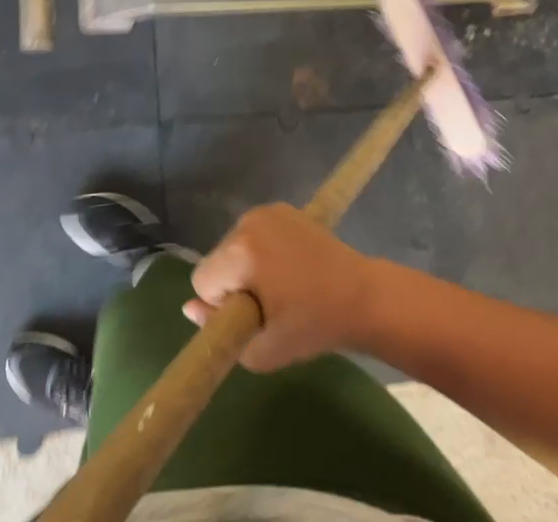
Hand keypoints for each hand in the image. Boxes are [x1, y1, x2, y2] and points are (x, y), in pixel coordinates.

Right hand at [183, 204, 377, 371]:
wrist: (366, 298)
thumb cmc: (315, 325)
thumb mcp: (263, 348)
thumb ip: (218, 332)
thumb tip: (191, 309)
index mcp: (240, 251)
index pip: (202, 280)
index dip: (221, 304)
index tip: (253, 314)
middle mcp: (248, 222)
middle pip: (218, 260)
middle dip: (233, 283)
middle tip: (270, 303)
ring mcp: (268, 211)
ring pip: (235, 247)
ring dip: (248, 267)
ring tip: (284, 286)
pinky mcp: (286, 209)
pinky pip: (255, 235)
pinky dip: (263, 251)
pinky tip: (291, 268)